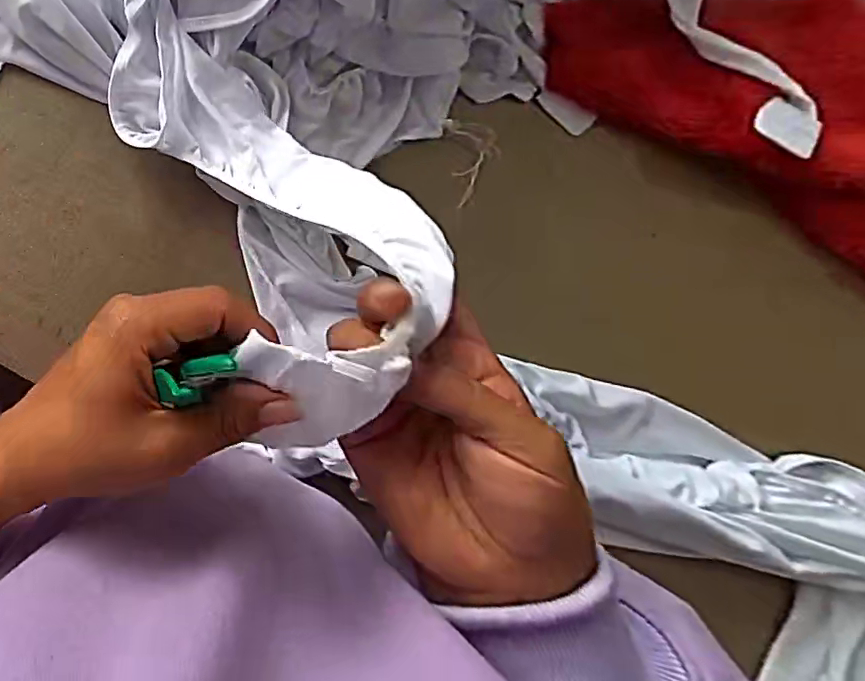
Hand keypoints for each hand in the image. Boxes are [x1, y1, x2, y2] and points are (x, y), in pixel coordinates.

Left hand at [0, 286, 300, 505]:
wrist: (21, 460)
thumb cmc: (87, 452)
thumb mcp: (167, 444)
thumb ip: (230, 419)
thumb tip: (285, 403)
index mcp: (139, 320)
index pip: (218, 305)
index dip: (257, 336)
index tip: (277, 378)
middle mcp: (134, 307)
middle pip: (208, 313)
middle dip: (240, 353)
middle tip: (256, 399)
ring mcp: (125, 320)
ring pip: (194, 327)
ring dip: (218, 363)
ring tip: (227, 406)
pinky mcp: (122, 338)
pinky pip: (174, 339)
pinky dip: (195, 367)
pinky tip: (196, 401)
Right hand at [331, 281, 596, 605]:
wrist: (508, 581)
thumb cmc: (537, 503)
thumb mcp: (522, 440)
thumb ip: (463, 394)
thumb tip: (406, 362)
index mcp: (468, 364)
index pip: (439, 310)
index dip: (420, 288)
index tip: (403, 282)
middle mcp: (423, 373)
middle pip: (389, 321)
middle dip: (380, 304)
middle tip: (381, 311)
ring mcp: (388, 402)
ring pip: (355, 349)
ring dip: (352, 342)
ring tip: (363, 360)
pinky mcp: (360, 434)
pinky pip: (336, 397)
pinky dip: (328, 383)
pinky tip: (332, 379)